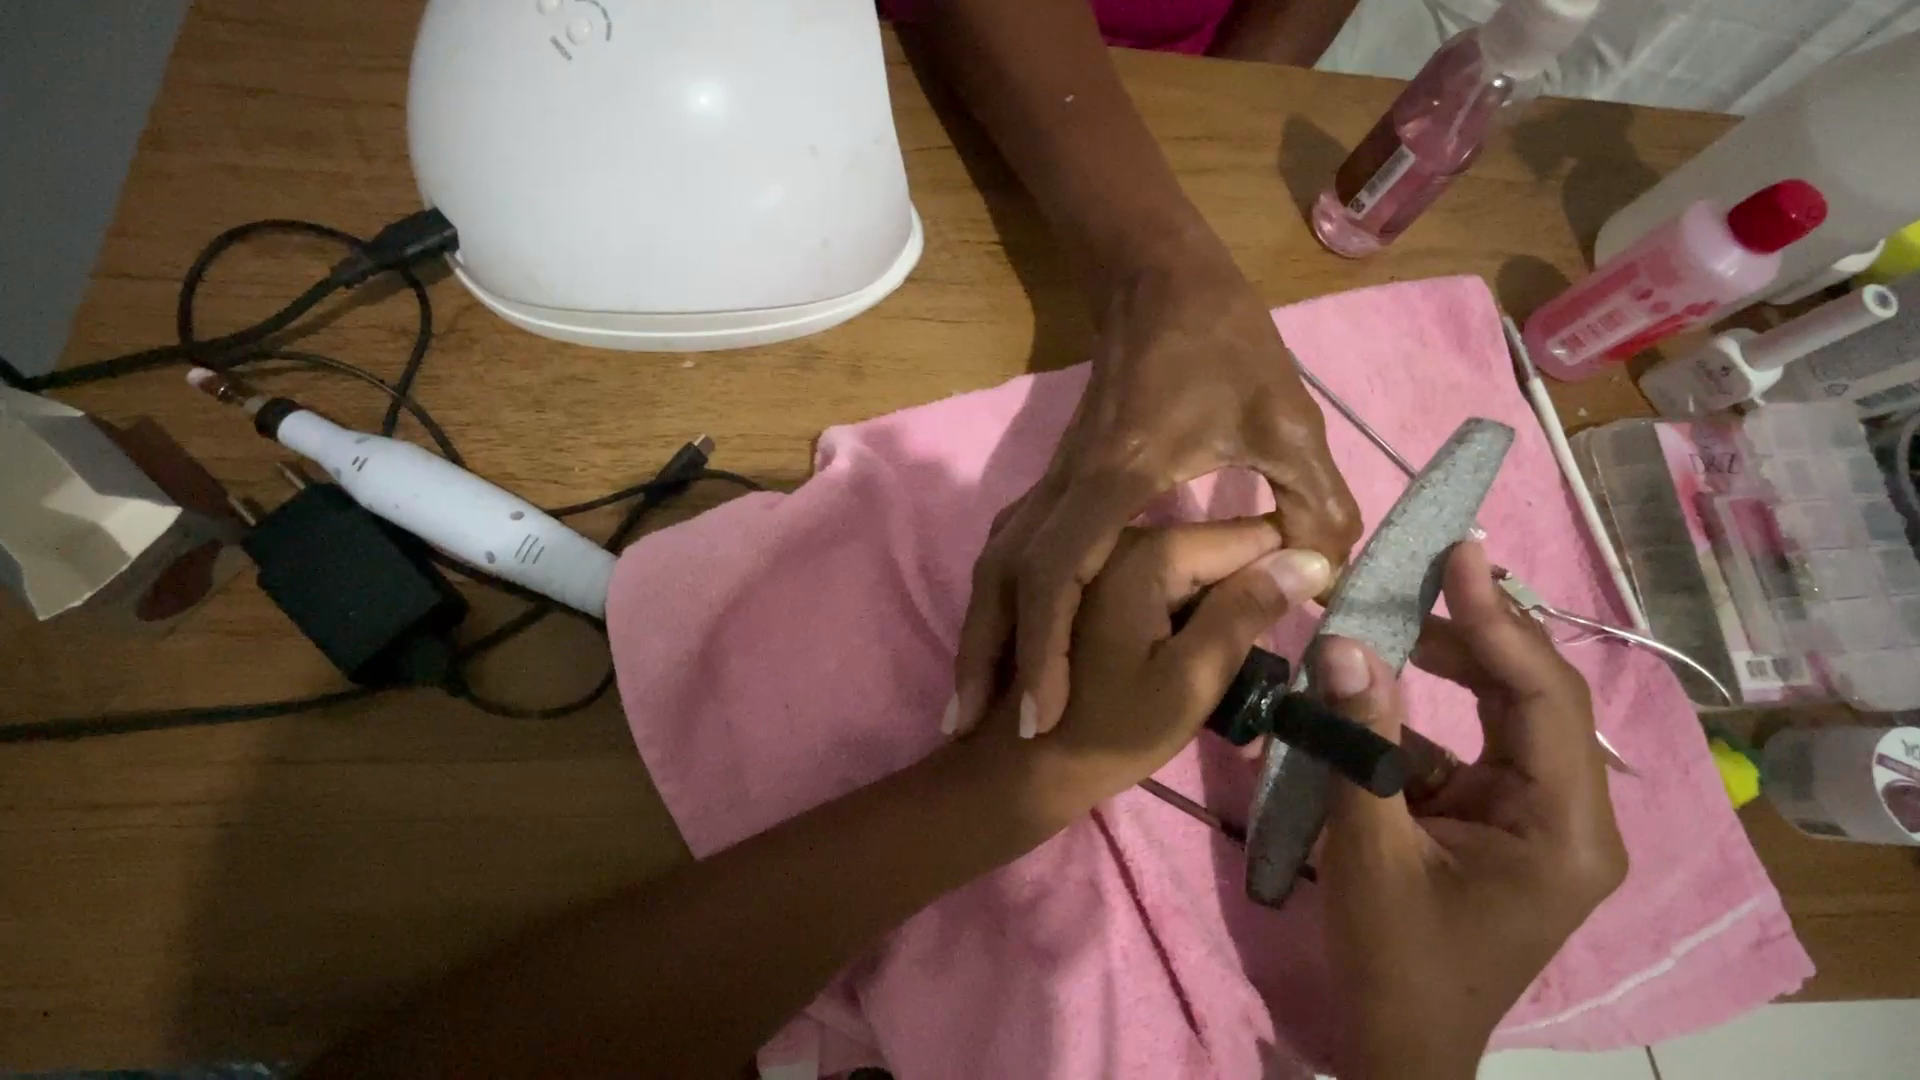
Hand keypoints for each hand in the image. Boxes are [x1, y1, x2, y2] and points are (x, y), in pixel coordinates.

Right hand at [948, 237, 1361, 738]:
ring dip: (979, 631)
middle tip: (970, 729)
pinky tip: (1000, 636)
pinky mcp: (1051, 479)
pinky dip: (998, 601)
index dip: (1047, 649)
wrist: (1161, 282)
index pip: (1060, 572)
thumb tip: (1317, 587)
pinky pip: (1008, 550)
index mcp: (1116, 477)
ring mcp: (1049, 481)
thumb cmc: (1226, 348)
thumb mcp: (1287, 423)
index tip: (1043, 718)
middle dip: (988, 657)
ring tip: (969, 699)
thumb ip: (1313, 507)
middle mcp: (1064, 487)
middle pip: (1005, 579)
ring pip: (995, 564)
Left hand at [975, 519, 1331, 816]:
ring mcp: (1094, 554)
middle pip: (1213, 549)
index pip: (1249, 536)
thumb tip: (1310, 558)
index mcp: (1145, 551)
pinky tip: (1167, 656)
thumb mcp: (1190, 681)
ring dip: (1205, 609)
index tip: (1302, 617)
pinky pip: (1150, 578)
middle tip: (1250, 660)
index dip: (1286, 573)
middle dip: (1242, 595)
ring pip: (1184, 565)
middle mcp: (1115, 534)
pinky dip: (1169, 610)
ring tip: (1209, 667)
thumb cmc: (1107, 733)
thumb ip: (1246, 613)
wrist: (1016, 763)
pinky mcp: (1083, 578)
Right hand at [1317, 543, 1627, 1079]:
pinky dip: (1412, 715)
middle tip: (1421, 572)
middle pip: (1529, 696)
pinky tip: (1365, 689)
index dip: (1499, 621)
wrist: (1399, 1038)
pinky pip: (1459, 747)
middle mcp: (1564, 812)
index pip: (1540, 699)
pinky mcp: (1491, 820)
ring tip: (1386, 617)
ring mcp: (1529, 816)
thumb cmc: (1395, 954)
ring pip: (1495, 715)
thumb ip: (1359, 741)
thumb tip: (1340, 643)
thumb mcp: (1368, 844)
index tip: (1460, 556)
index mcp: (1563, 826)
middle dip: (1473, 632)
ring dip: (1442, 666)